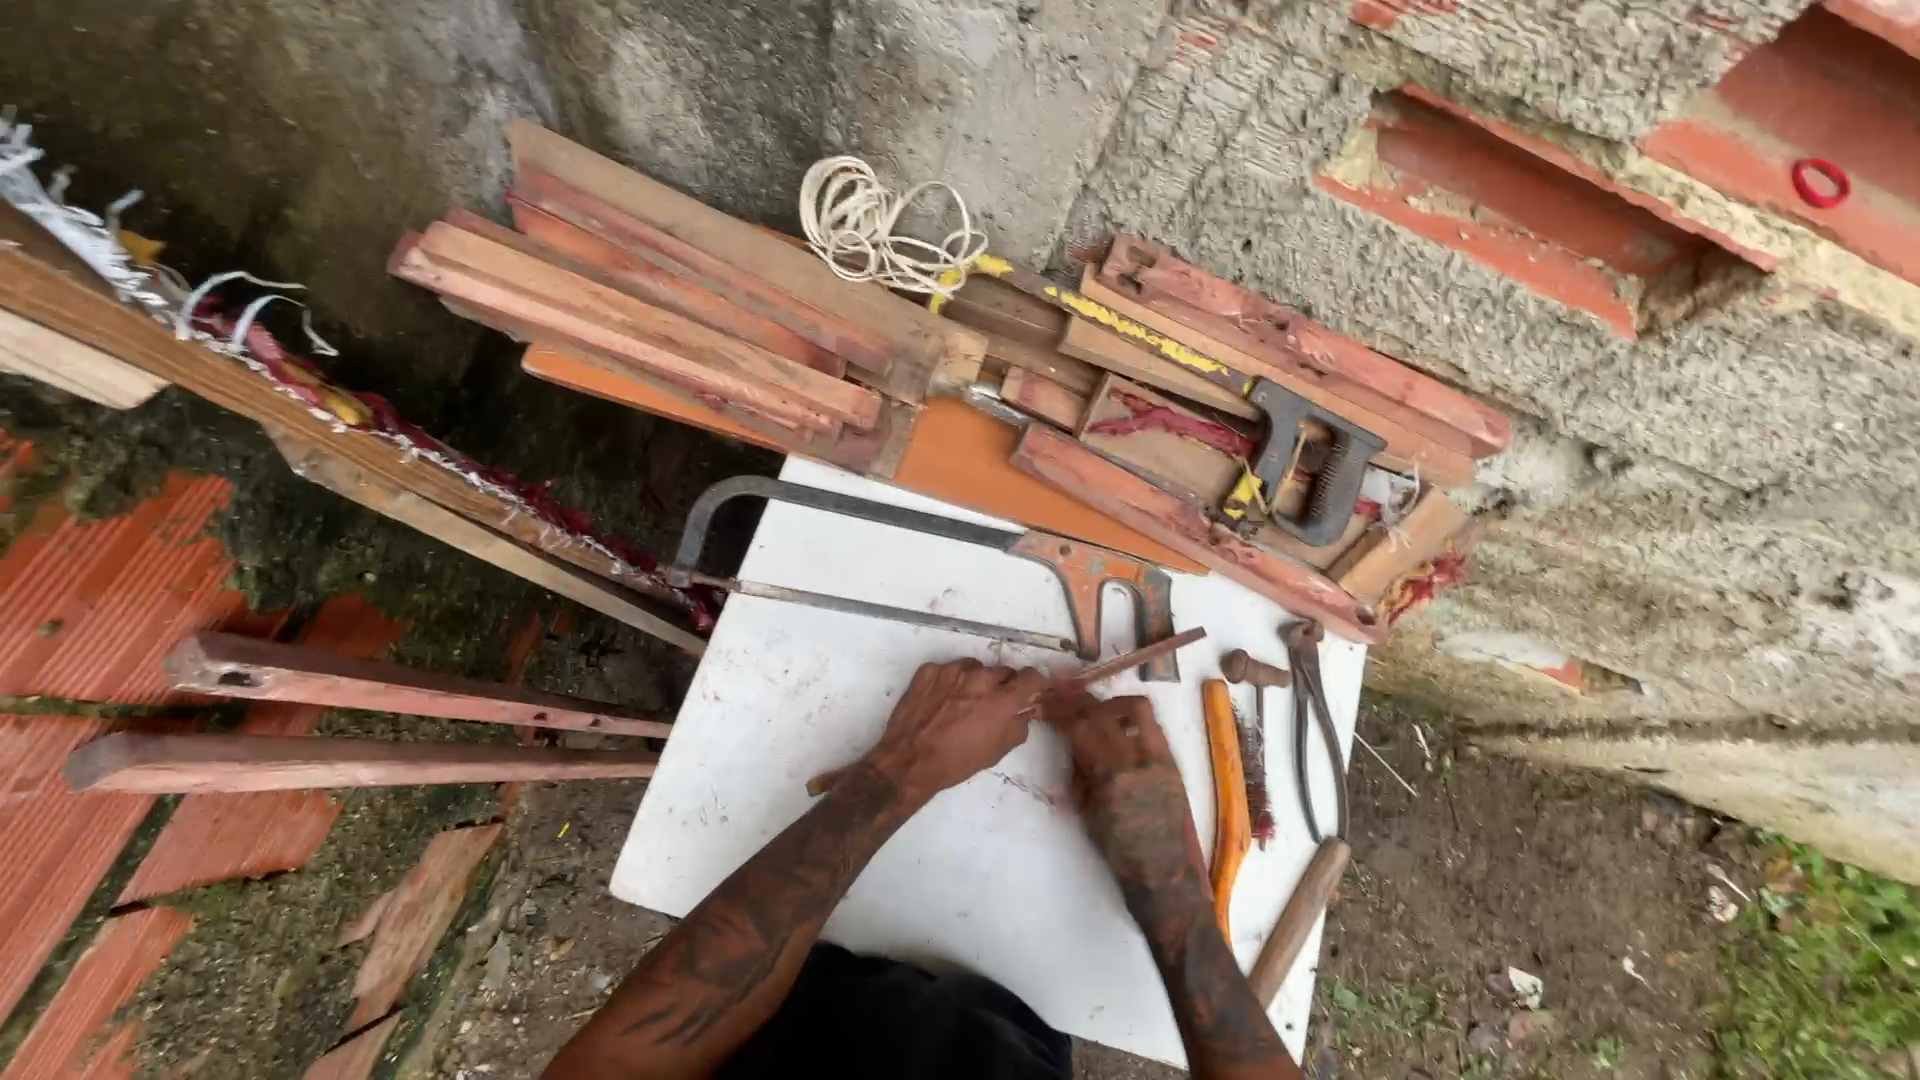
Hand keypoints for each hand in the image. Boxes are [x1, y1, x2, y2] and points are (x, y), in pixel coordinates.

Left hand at [861, 659, 1047, 804]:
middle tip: (991, 704)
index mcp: (1001, 700)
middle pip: (1003, 671)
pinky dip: (950, 681)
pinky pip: (949, 670)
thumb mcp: (997, 751)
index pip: (1031, 676)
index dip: (1034, 683)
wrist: (909, 760)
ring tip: (962, 703)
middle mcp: (979, 678)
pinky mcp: (929, 670)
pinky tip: (941, 701)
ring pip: (975, 667)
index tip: (1030, 689)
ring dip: (975, 680)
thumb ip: (1018, 726)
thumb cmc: (957, 761)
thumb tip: (1025, 711)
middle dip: (1003, 685)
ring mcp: (952, 670)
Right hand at [1042, 690, 1206, 907]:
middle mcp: (1137, 759)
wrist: (1163, 872)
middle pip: (1103, 712)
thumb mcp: (1087, 810)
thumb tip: (1071, 740)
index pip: (1080, 726)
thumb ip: (1080, 771)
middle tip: (1064, 697)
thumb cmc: (1117, 850)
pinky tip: (1119, 726)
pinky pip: (1151, 726)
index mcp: (1110, 775)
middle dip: (1079, 700)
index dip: (1061, 710)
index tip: (1048, 703)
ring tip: (1095, 710)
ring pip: (1136, 708)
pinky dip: (1132, 718)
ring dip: (1110, 703)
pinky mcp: (1172, 761)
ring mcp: (1159, 757)